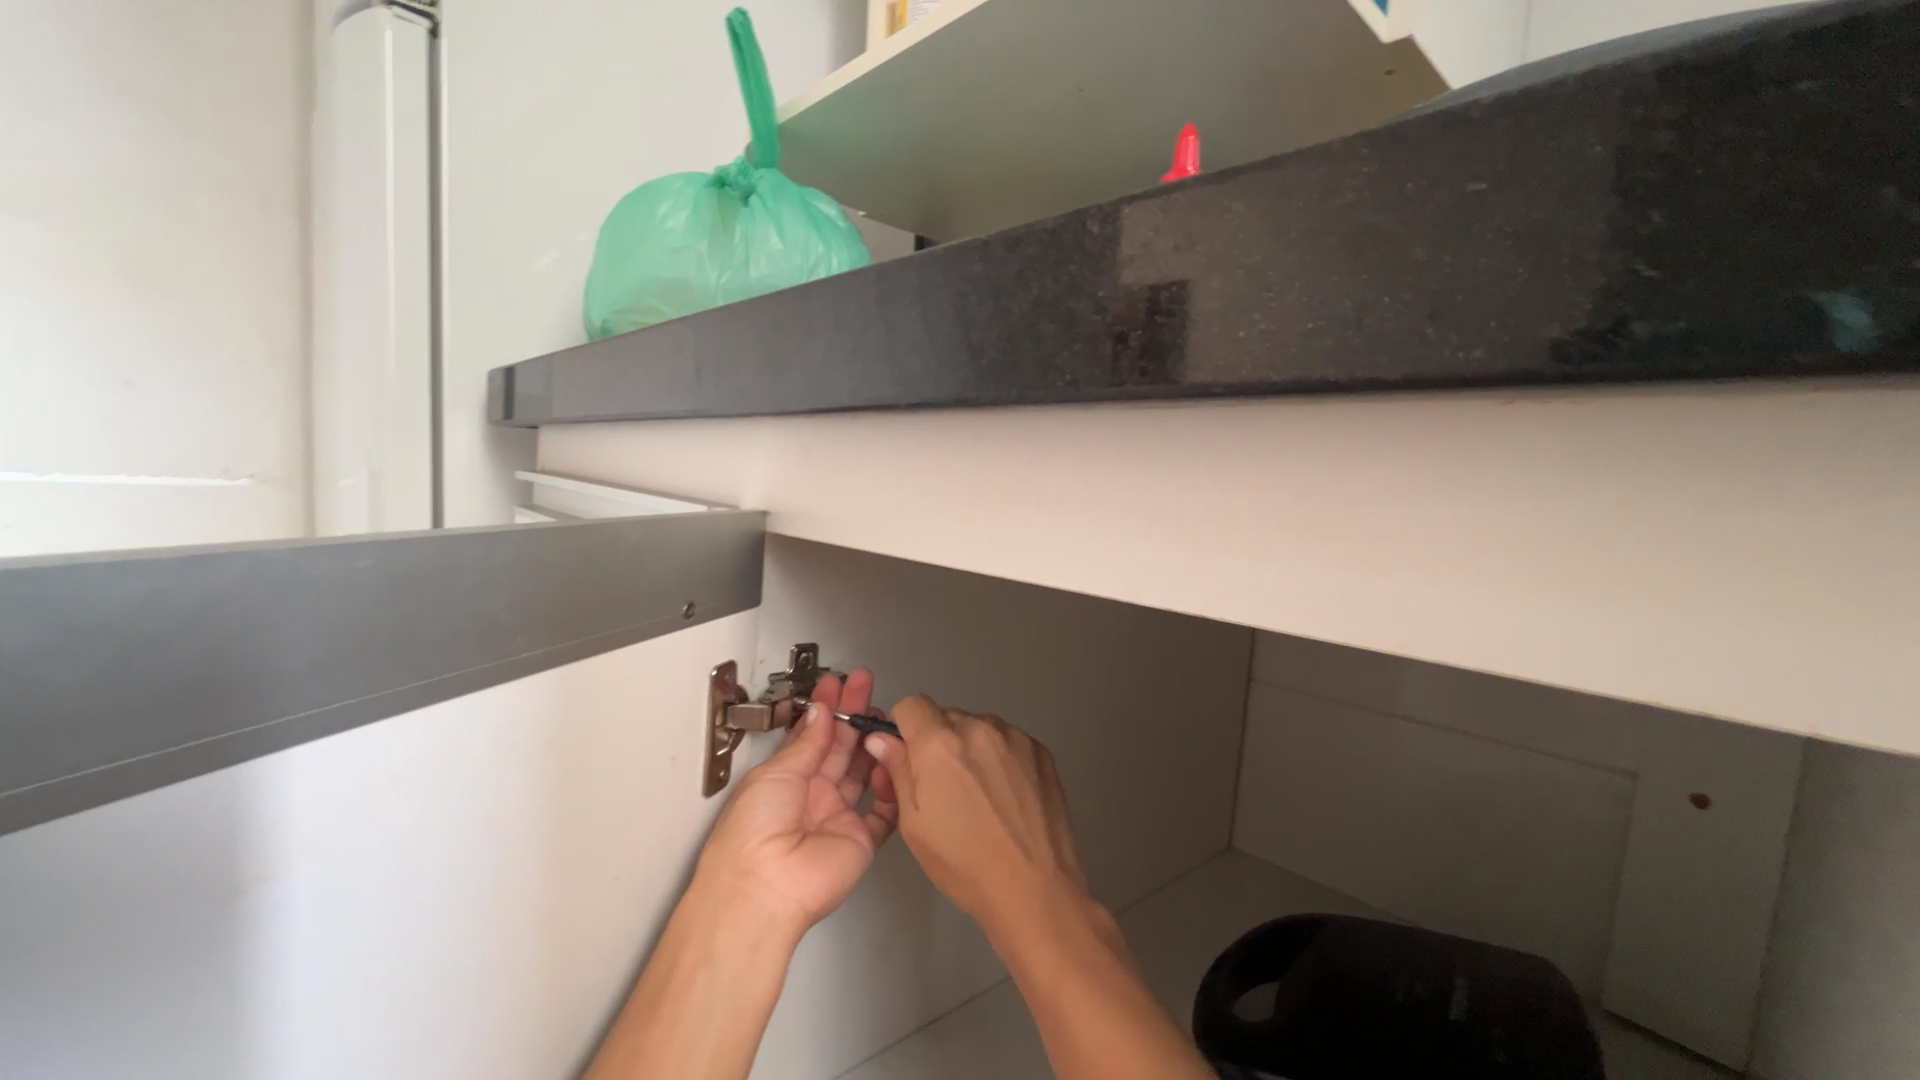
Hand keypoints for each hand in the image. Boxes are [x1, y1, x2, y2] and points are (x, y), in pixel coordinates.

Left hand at [690, 670, 898, 935]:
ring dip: (874, 744)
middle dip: (853, 715)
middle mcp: (811, 797)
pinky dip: (893, 788)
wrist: (763, 888)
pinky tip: (895, 762)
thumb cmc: (750, 836)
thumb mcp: (775, 773)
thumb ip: (805, 742)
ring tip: (884, 716)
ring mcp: (836, 818)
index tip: (838, 683)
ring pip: (863, 773)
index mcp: (784, 781)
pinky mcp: (860, 840)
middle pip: (840, 748)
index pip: (812, 736)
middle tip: (865, 685)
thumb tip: (819, 712)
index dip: (827, 708)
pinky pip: (885, 811)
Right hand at [862, 695, 1088, 941]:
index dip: (903, 727)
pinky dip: (1001, 758)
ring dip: (972, 748)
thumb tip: (881, 738)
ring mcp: (1015, 737)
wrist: (1033, 887)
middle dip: (938, 742)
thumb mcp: (914, 823)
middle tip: (943, 787)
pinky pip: (1009, 741)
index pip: (911, 704)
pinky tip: (1007, 796)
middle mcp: (978, 727)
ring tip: (981, 795)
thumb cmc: (963, 862)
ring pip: (980, 728)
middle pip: (946, 717)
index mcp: (940, 742)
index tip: (907, 757)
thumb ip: (898, 771)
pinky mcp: (1042, 751)